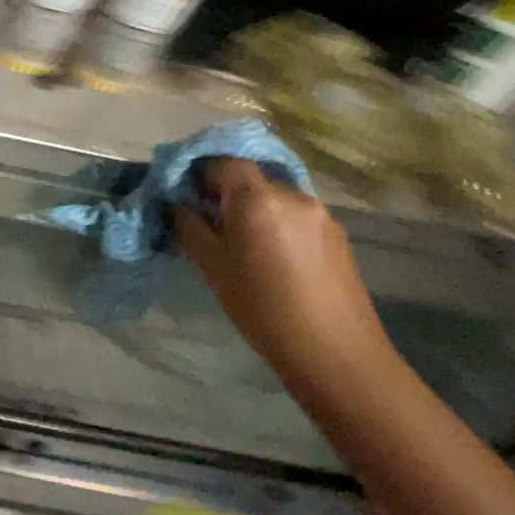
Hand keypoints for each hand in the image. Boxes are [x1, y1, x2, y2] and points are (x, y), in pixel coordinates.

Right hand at [173, 159, 392, 379]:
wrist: (336, 353)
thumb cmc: (262, 308)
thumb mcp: (211, 266)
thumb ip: (189, 224)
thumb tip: (177, 202)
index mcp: (257, 198)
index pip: (222, 160)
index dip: (199, 171)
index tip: (183, 195)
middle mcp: (292, 194)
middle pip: (250, 175)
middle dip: (225, 190)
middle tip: (207, 220)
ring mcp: (320, 213)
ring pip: (273, 195)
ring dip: (252, 207)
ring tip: (239, 242)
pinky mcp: (337, 234)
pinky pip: (295, 214)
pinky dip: (276, 222)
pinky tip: (271, 256)